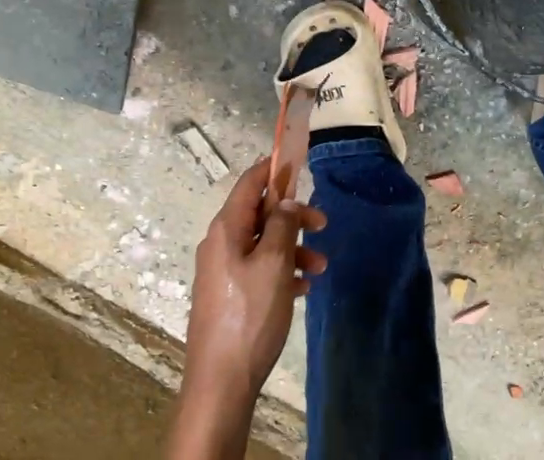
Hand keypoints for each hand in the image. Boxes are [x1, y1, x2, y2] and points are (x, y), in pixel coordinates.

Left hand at [171, 157, 326, 456]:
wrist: (222, 381)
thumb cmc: (250, 315)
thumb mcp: (274, 264)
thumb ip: (282, 225)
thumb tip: (286, 199)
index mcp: (226, 229)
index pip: (248, 183)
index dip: (272, 169)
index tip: (297, 161)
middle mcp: (220, 244)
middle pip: (259, 214)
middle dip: (292, 216)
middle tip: (323, 224)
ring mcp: (223, 271)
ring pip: (263, 244)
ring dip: (292, 248)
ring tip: (320, 266)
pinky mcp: (229, 296)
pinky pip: (259, 270)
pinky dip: (282, 271)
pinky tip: (303, 288)